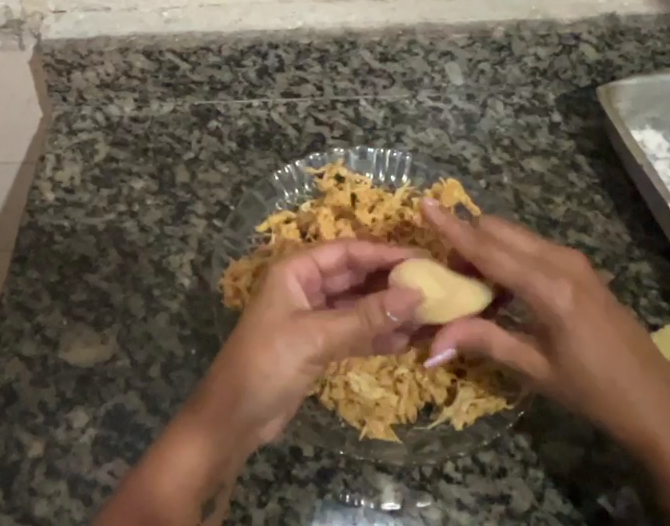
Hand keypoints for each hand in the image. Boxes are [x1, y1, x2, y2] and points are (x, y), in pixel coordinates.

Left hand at [188, 240, 422, 452]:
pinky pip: (356, 332)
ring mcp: (314, 317)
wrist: (234, 418)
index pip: (348, 252)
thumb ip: (366, 318)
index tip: (423, 259)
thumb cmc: (266, 364)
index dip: (385, 254)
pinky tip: (408, 341)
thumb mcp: (317, 337)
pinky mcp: (320, 345)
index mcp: (296, 271)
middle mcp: (306, 287)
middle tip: (435, 287)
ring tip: (430, 315)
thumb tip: (416, 297)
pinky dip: (379, 335)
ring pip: (359, 305)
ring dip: (390, 311)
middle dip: (392, 282)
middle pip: (356, 276)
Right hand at [420, 200, 669, 451]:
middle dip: (466, 239)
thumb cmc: (596, 392)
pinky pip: (531, 248)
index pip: (488, 249)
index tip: (423, 204)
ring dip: (486, 248)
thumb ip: (484, 341)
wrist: (658, 404)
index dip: (452, 227)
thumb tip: (431, 343)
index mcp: (549, 288)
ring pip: (515, 236)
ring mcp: (574, 262)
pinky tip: (501, 290)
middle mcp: (561, 262)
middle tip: (443, 271)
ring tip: (468, 284)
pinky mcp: (580, 269)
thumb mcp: (535, 369)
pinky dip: (507, 256)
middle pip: (499, 230)